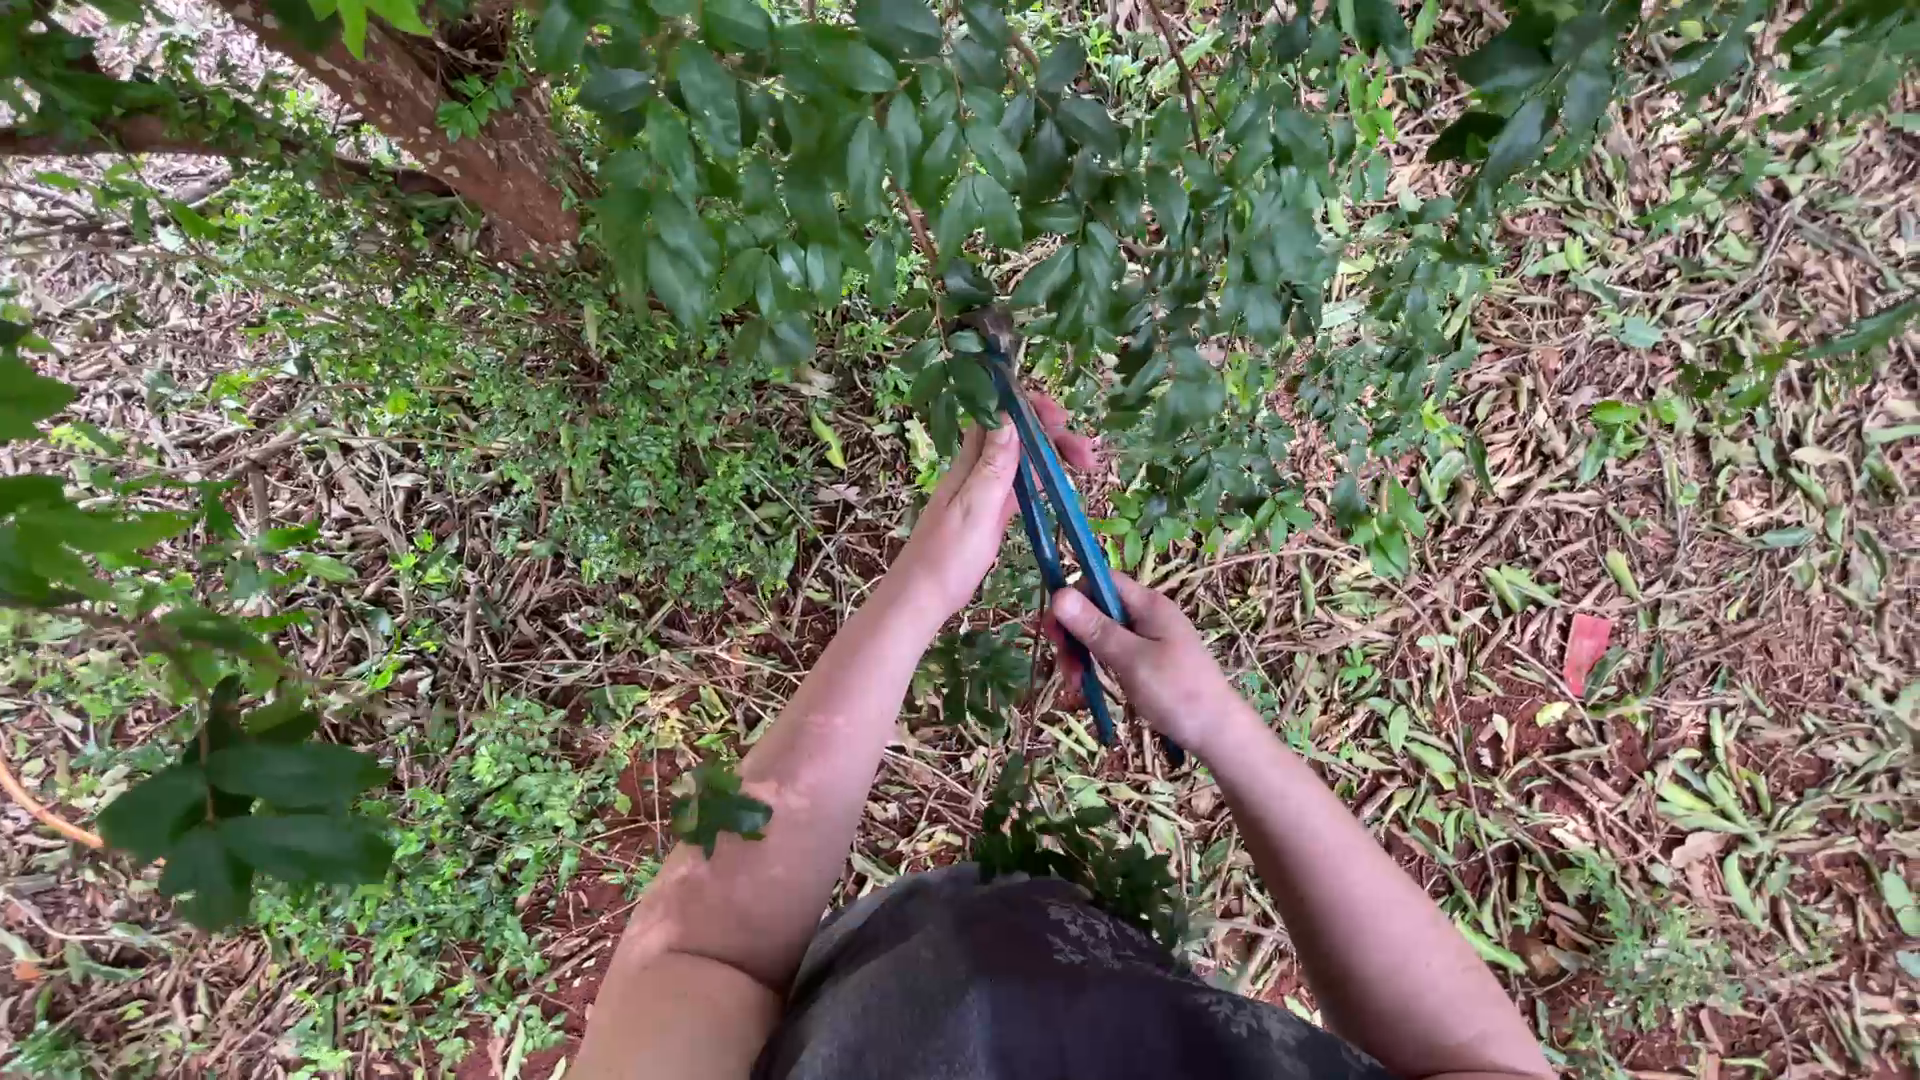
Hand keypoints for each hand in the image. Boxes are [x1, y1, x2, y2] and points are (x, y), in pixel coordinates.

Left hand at [889, 393, 1097, 619]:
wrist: (922, 598)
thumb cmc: (946, 558)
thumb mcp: (974, 509)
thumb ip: (993, 466)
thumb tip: (1010, 418)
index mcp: (968, 465)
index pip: (997, 418)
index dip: (1028, 409)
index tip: (1061, 417)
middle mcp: (975, 472)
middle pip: (1015, 437)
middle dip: (1050, 434)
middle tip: (1086, 453)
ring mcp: (983, 494)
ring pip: (1020, 462)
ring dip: (1051, 456)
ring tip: (1085, 464)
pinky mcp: (990, 515)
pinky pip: (1018, 488)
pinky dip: (1041, 480)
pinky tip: (1060, 485)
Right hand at [1042, 573, 1251, 757]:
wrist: (1218, 733)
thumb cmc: (1177, 692)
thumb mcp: (1131, 659)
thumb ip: (1095, 628)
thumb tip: (1059, 594)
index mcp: (1148, 604)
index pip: (1100, 580)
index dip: (1072, 598)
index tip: (1053, 630)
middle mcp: (1147, 614)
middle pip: (1096, 607)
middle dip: (1073, 632)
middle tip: (1063, 665)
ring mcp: (1148, 637)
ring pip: (1101, 632)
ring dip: (1081, 652)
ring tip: (1076, 683)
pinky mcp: (1148, 659)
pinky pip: (1112, 651)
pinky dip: (1096, 664)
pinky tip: (1089, 685)